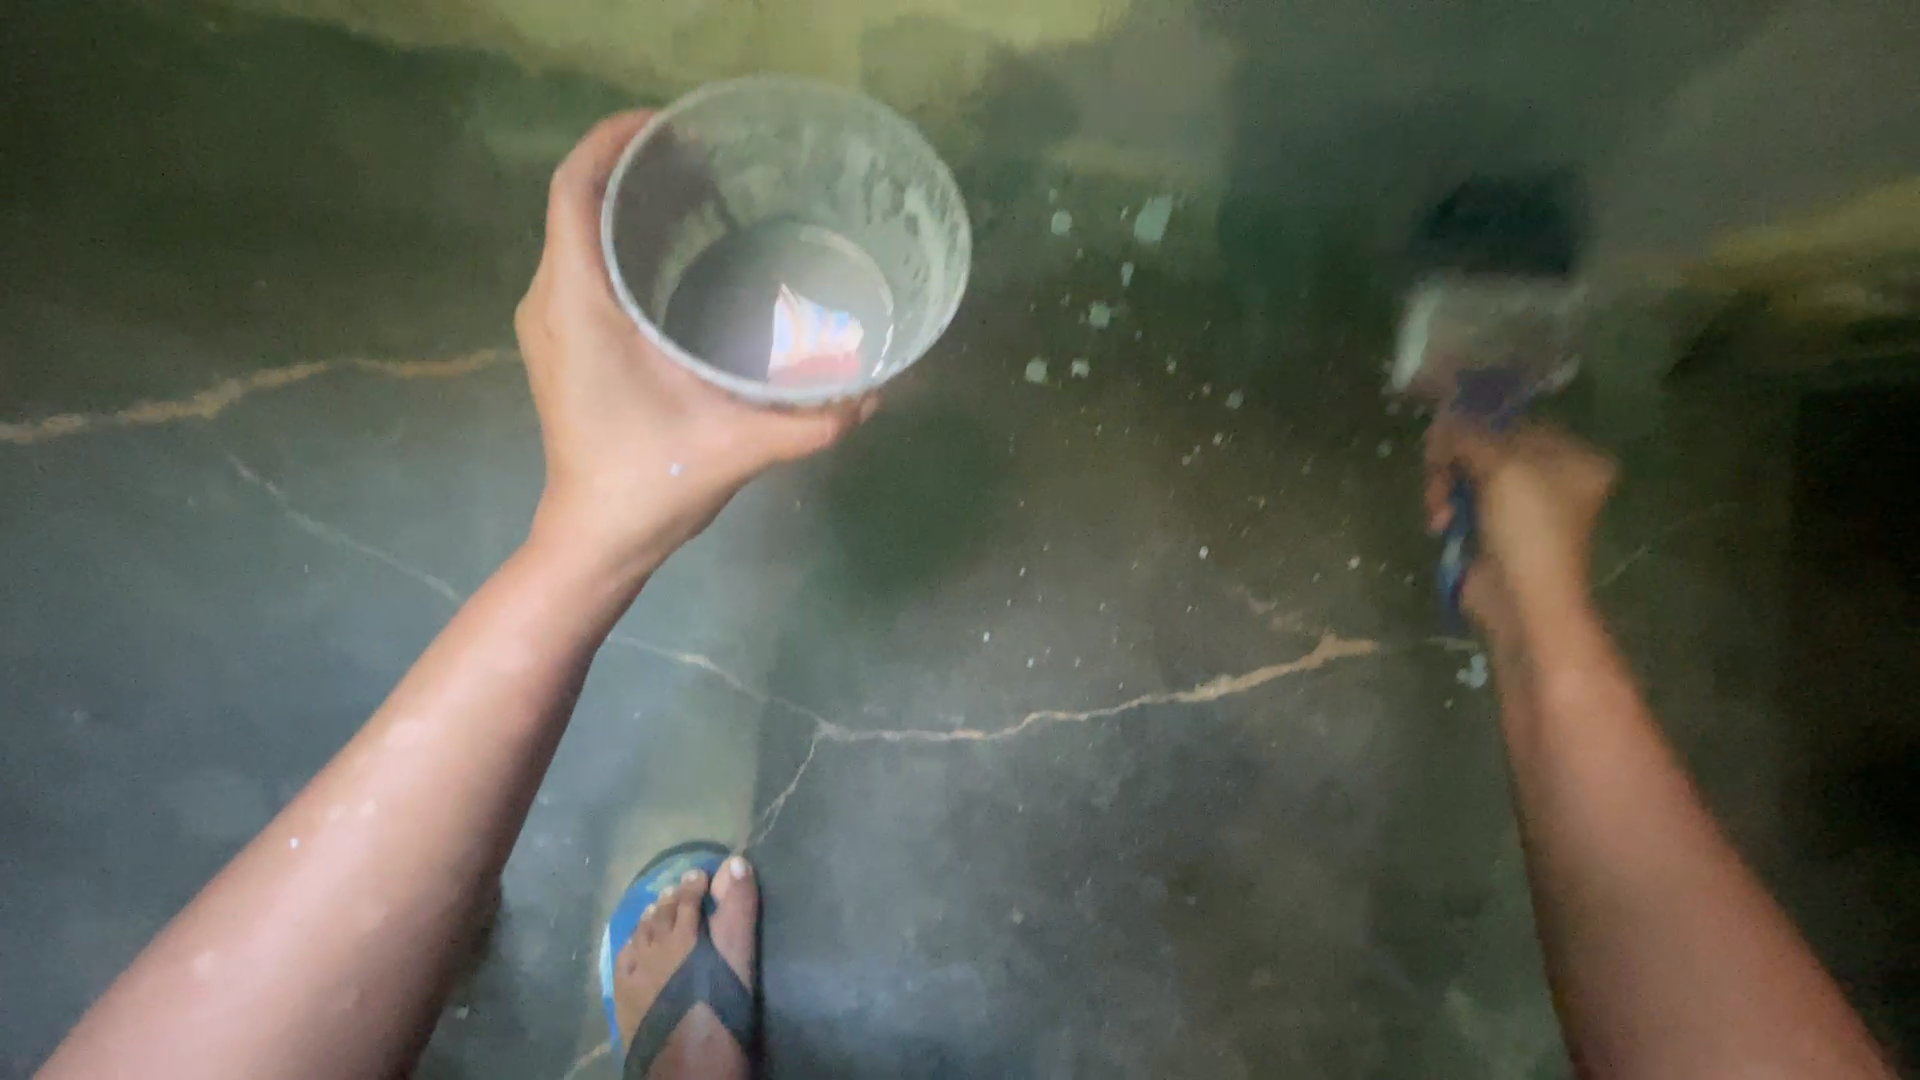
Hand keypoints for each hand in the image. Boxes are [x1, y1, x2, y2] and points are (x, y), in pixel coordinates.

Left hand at [514, 111, 873, 573]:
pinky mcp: (562, 346)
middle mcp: (552, 301)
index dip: (614, 141)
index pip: (577, 190)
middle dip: (636, 170)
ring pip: (578, 237)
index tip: (671, 126)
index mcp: (580, 305)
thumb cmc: (652, 483)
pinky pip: (583, 269)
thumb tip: (875, 394)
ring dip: (629, 210)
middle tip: (709, 163)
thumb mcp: (742, 446)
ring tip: (698, 199)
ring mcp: (551, 325)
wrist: (598, 538)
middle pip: (579, 204)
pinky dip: (622, 248)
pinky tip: (677, 262)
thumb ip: (813, 421)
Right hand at [1424, 422, 1616, 636]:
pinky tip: (1442, 524)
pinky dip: (1447, 509)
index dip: (1475, 427)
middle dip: (1453, 463)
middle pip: (1486, 448)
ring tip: (1439, 512)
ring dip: (1444, 489)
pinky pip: (1462, 501)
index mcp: (1573, 458)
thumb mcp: (1501, 468)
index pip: (1514, 423)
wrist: (1520, 598)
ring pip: (1467, 475)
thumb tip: (1443, 421)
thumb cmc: (1526, 528)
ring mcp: (1522, 504)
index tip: (1442, 438)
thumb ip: (1469, 436)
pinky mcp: (1494, 526)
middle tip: (1437, 476)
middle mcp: (1552, 477)